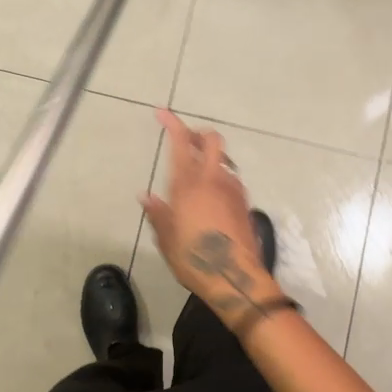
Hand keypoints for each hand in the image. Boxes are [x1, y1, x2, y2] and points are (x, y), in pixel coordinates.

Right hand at [141, 109, 284, 330]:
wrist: (236, 278)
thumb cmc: (194, 258)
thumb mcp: (167, 239)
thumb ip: (158, 214)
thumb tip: (146, 196)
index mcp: (188, 185)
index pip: (181, 142)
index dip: (172, 123)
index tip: (162, 113)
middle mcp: (213, 180)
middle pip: (212, 140)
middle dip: (198, 134)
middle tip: (185, 142)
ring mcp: (233, 189)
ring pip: (223, 159)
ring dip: (210, 156)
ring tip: (196, 171)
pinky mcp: (245, 203)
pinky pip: (231, 179)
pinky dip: (220, 176)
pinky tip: (211, 194)